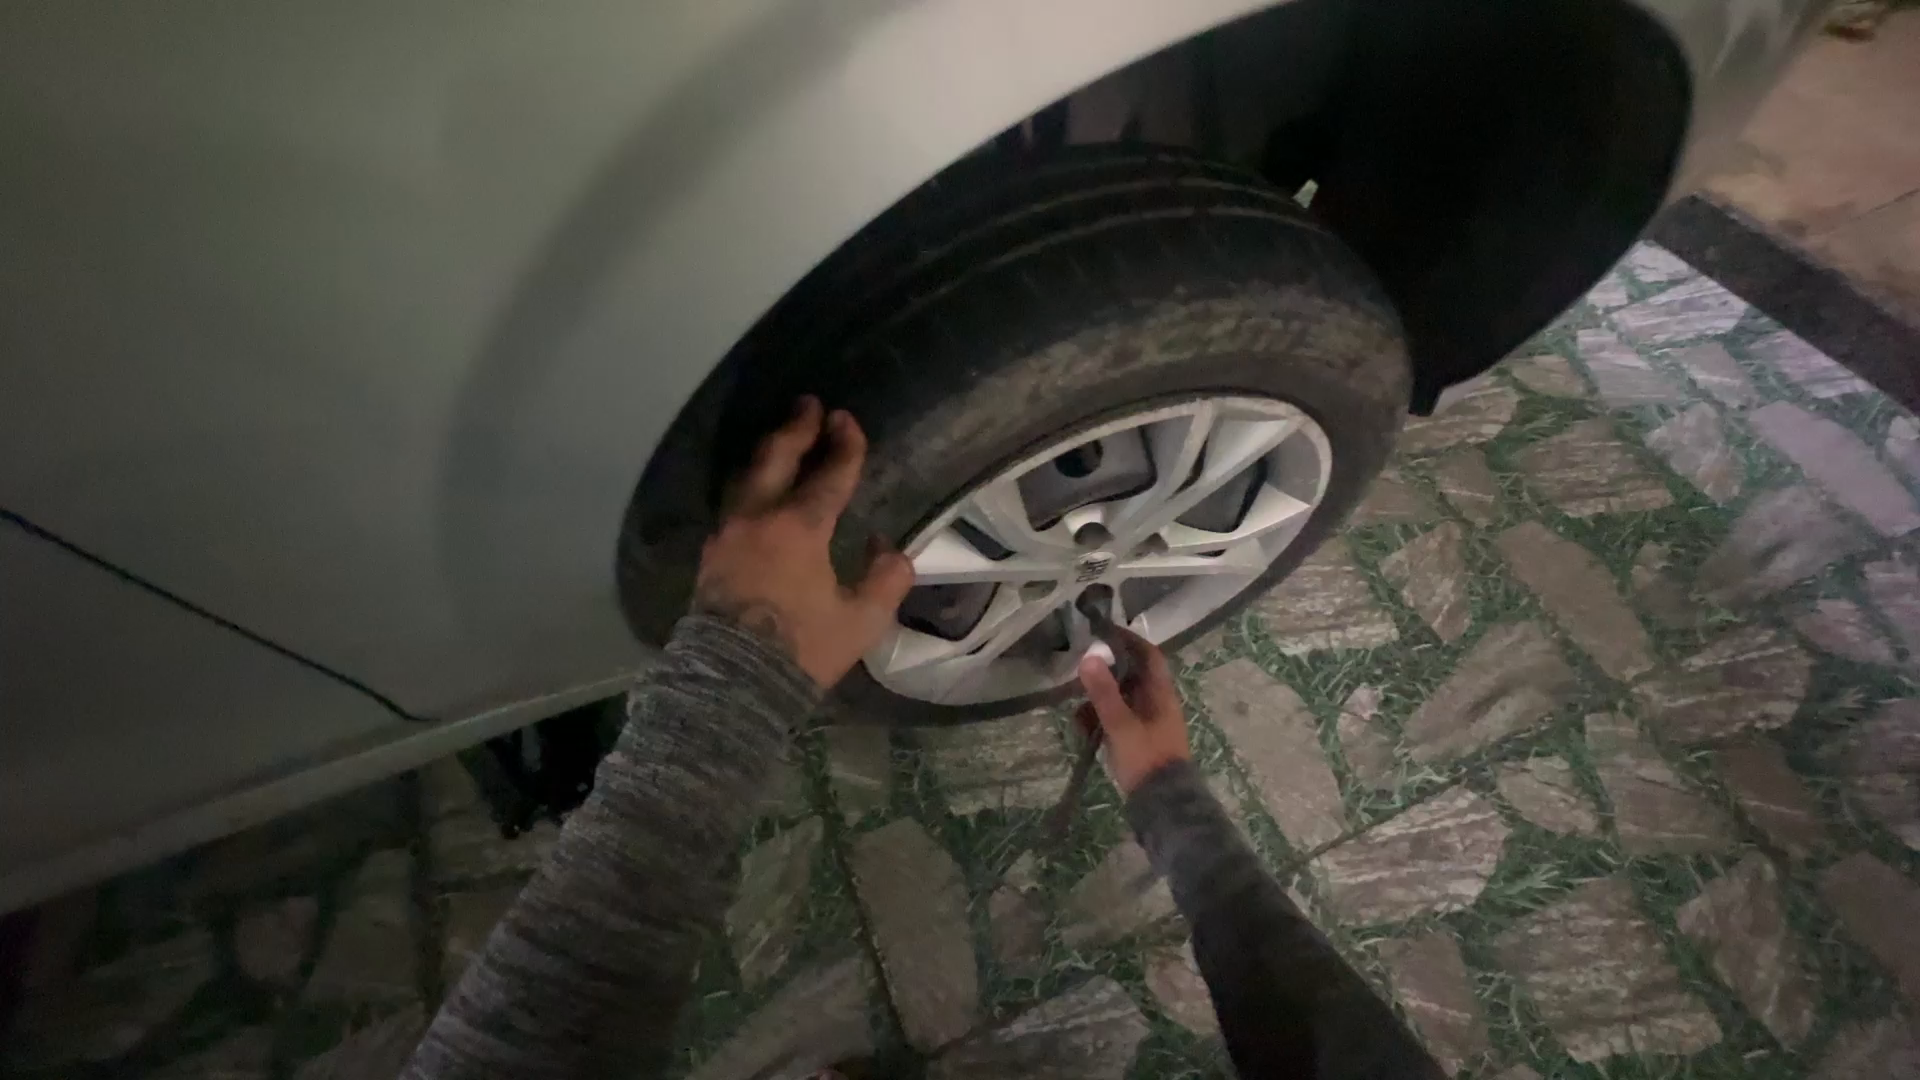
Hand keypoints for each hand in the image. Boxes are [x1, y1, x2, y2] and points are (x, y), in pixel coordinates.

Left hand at [694, 396, 915, 689]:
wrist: (733, 683)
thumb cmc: (802, 649)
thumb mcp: (861, 620)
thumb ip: (886, 579)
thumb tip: (889, 549)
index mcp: (799, 530)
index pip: (828, 477)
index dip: (845, 447)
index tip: (849, 422)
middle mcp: (759, 519)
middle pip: (775, 459)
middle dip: (796, 428)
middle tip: (810, 405)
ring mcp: (729, 534)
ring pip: (747, 477)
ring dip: (769, 452)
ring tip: (784, 437)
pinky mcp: (712, 554)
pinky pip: (734, 502)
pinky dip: (752, 483)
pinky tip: (759, 488)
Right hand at [1074, 623, 1189, 794]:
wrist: (1164, 807)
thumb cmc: (1147, 760)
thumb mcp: (1121, 725)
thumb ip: (1104, 692)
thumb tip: (1089, 657)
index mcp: (1160, 695)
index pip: (1148, 656)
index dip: (1128, 640)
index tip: (1103, 632)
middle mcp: (1156, 704)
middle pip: (1130, 676)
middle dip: (1104, 674)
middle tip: (1080, 673)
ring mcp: (1147, 723)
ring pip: (1120, 699)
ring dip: (1097, 701)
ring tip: (1078, 710)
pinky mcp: (1137, 741)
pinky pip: (1115, 720)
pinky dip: (1099, 720)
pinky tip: (1082, 729)